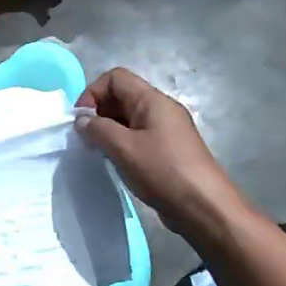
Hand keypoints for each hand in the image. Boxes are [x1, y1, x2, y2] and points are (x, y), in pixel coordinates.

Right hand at [74, 68, 236, 222]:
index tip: (81, 121)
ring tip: (98, 152)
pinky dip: (121, 144)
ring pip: (128, 118)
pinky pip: (138, 136)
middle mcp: (161, 109)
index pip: (115, 77)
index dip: (93, 93)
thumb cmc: (163, 171)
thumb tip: (82, 121)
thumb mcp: (123, 147)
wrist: (204, 207)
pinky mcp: (168, 150)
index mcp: (153, 100)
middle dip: (98, 112)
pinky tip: (116, 162)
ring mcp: (167, 130)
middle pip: (122, 96)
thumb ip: (97, 129)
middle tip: (86, 139)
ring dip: (108, 130)